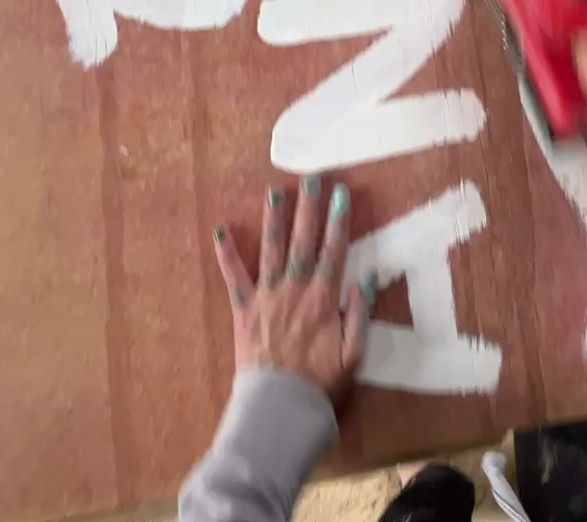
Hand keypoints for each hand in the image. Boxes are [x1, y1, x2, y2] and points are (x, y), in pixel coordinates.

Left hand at [213, 176, 373, 399]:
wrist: (278, 409)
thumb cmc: (320, 382)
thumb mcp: (354, 353)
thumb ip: (360, 313)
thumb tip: (367, 275)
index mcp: (323, 299)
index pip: (334, 250)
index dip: (338, 220)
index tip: (341, 193)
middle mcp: (295, 289)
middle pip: (303, 241)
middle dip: (309, 207)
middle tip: (312, 178)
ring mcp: (267, 297)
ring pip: (271, 250)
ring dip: (273, 219)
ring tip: (275, 190)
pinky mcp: (243, 310)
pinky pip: (234, 278)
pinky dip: (226, 255)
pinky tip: (220, 230)